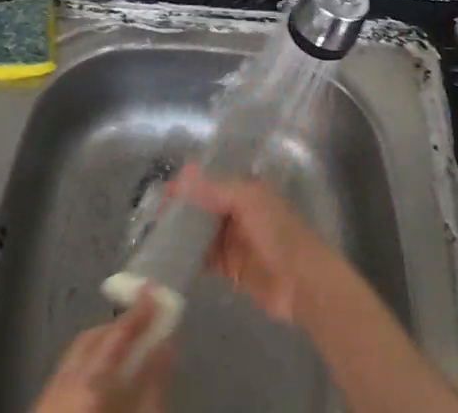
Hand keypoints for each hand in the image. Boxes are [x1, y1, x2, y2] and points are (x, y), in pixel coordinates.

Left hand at [29, 295, 173, 412]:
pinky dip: (89, 361)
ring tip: (131, 345)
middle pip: (95, 340)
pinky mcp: (42, 406)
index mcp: (93, 384)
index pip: (119, 335)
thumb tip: (165, 345)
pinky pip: (67, 370)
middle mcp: (66, 382)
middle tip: (148, 318)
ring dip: (104, 343)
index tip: (156, 289)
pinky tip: (104, 375)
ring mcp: (49, 394)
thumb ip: (154, 386)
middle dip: (121, 326)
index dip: (140, 311)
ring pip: (77, 354)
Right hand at [168, 166, 335, 322]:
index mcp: (248, 191)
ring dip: (183, 234)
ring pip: (202, 233)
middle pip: (205, 207)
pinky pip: (206, 258)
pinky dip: (190, 257)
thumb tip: (185, 174)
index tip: (164, 191)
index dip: (190, 184)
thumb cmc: (279, 234)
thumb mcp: (249, 201)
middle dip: (182, 210)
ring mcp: (236, 241)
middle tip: (154, 216)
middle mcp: (240, 213)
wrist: (303, 283)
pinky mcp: (232, 268)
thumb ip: (216, 189)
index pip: (213, 181)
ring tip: (155, 236)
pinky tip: (170, 259)